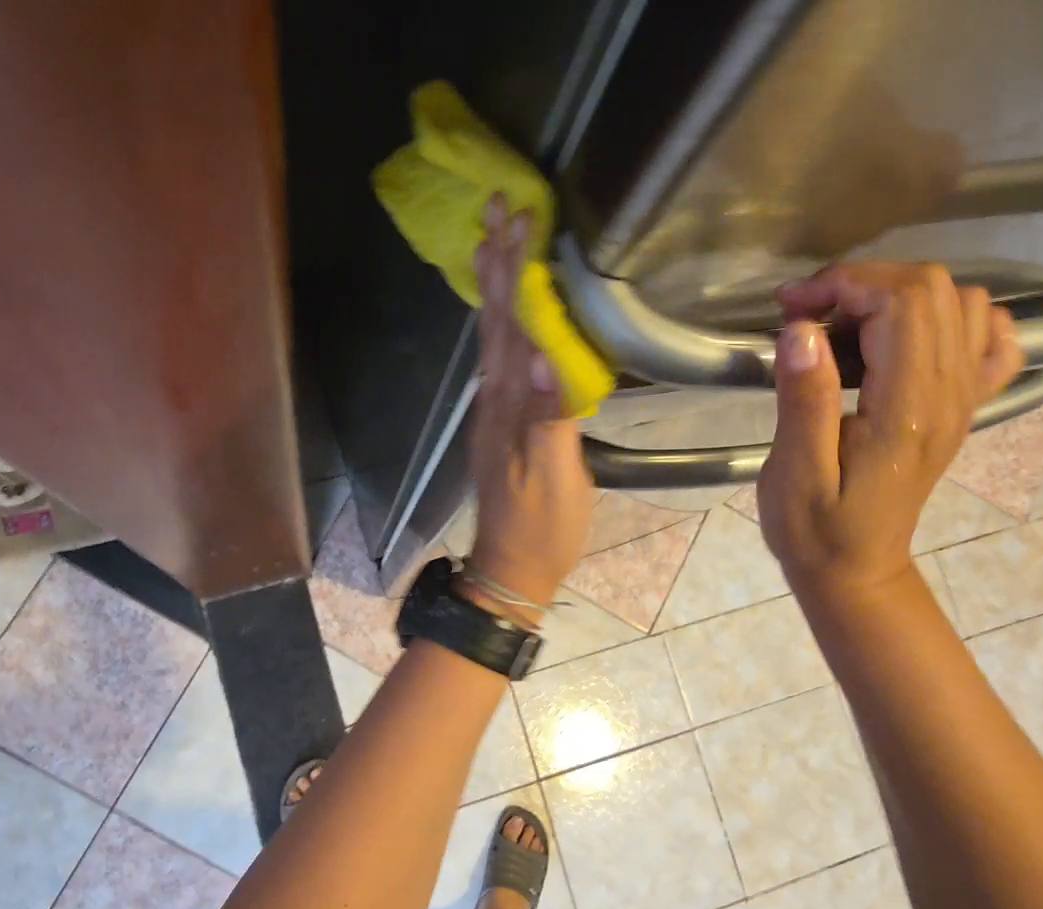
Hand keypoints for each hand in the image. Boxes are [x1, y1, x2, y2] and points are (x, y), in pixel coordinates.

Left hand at [464, 195, 593, 615]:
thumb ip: (549, 416)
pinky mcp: (501, 421)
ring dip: (493, 287)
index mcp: (507, 404)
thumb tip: (547, 353)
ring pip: (492, 336)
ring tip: (490, 242)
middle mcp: (493, 397)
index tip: (518, 219)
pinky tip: (505, 315)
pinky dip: (500, 323)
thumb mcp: (552, 477)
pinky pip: (498, 358)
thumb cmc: (542, 526)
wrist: (512, 567)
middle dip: (497, 262)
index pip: (513, 325)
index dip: (517, 272)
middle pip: (495, 320)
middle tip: (495, 208)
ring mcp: (494, 409)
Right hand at [756, 263, 1024, 600]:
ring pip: (959, 301)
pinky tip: (905, 337)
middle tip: (804, 314)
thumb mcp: (795, 475)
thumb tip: (801, 330)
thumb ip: (804, 401)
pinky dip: (950, 318)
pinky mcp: (962, 406)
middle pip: (933, 291)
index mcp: (908, 410)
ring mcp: (964, 399)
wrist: (856, 571)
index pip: (903, 304)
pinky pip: (986, 337)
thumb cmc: (816, 529)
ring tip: (842, 326)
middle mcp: (950, 395)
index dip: (845, 285)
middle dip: (863, 282)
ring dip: (894, 295)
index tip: (791, 306)